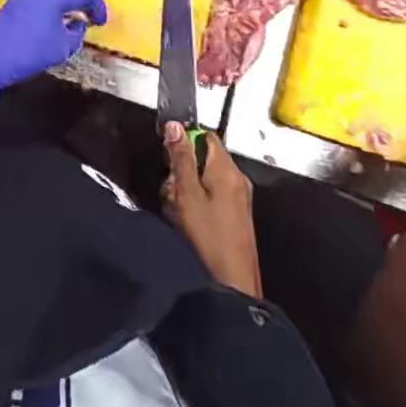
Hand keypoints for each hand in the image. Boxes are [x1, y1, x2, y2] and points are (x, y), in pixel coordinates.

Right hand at [161, 122, 260, 296]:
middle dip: (181, 169)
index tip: (166, 156)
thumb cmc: (207, 236)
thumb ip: (180, 159)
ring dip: (185, 188)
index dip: (184, 140)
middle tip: (170, 191)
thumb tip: (175, 125)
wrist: (232, 280)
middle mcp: (237, 179)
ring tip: (176, 209)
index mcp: (227, 170)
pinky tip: (186, 220)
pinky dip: (195, 202)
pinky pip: (211, 195)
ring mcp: (239, 198)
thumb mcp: (186, 194)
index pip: (206, 136)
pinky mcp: (235, 214)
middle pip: (204, 158)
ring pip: (204, 178)